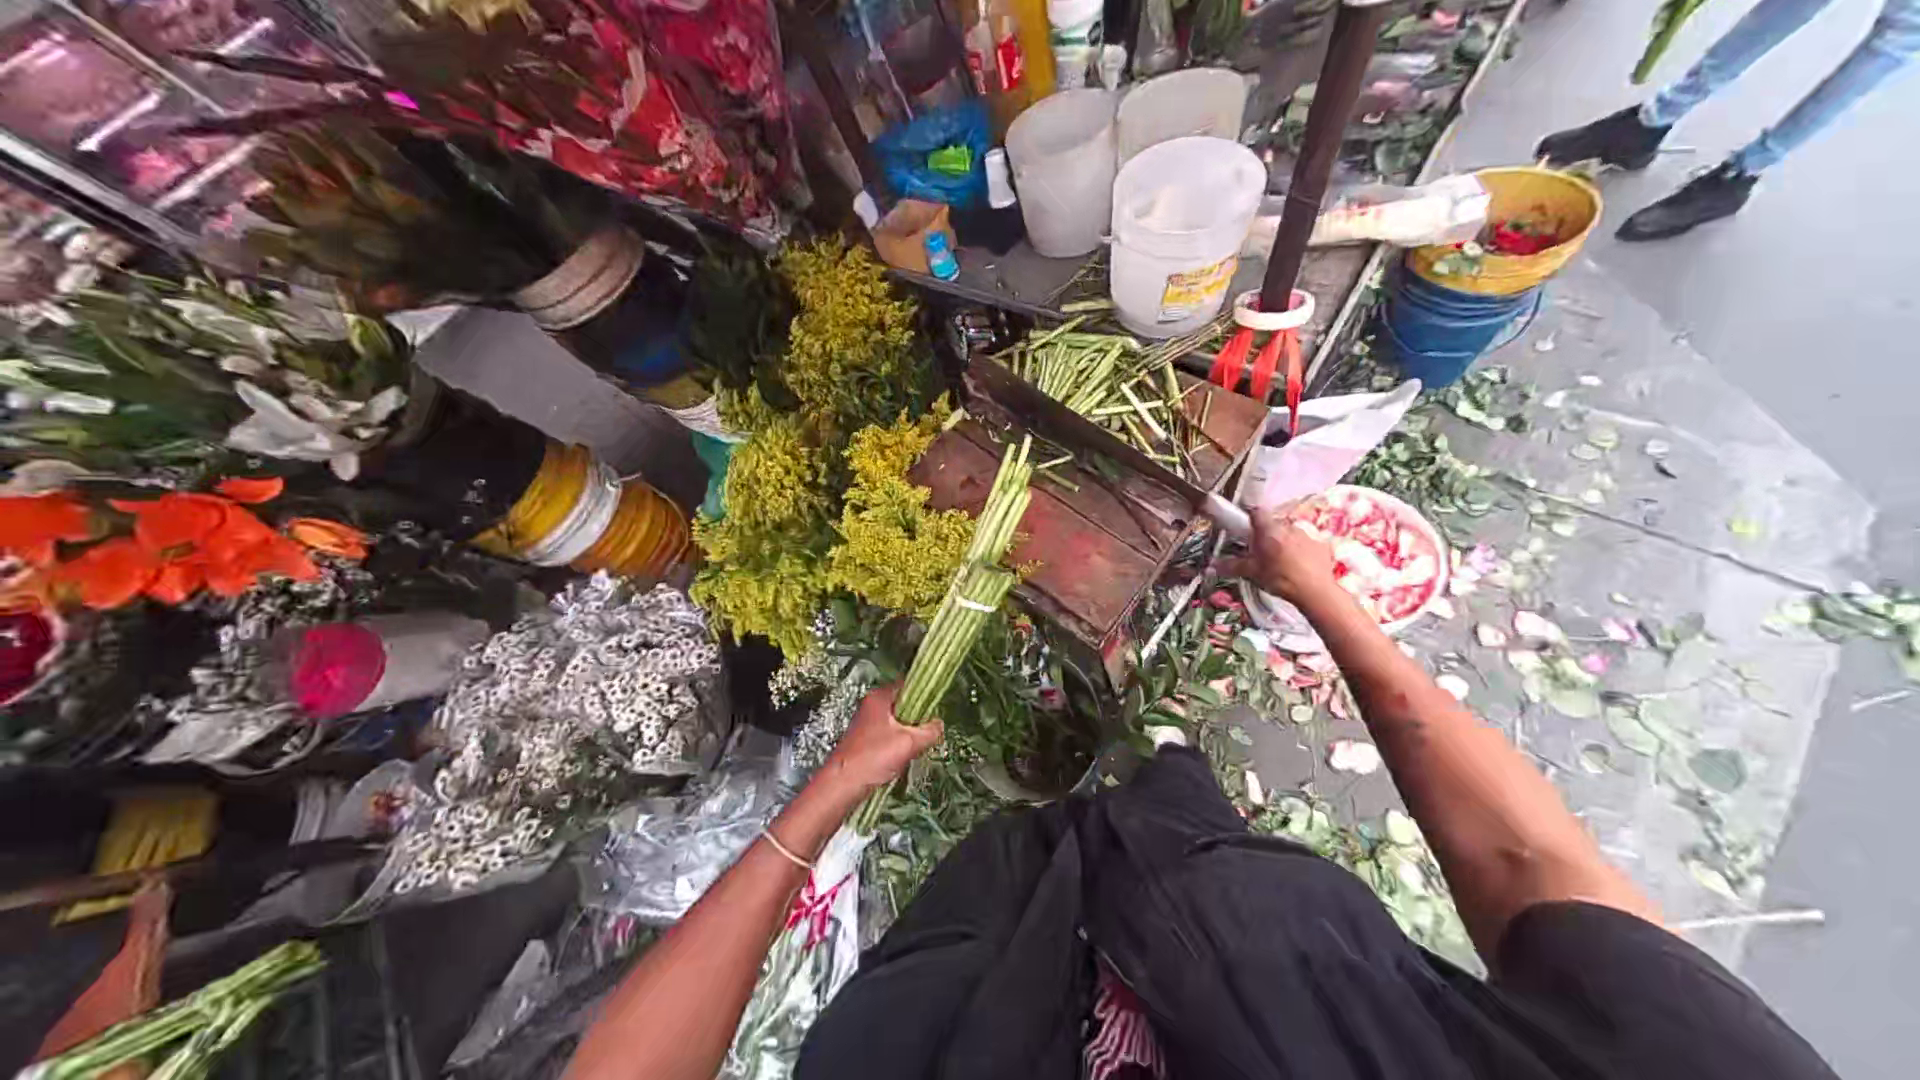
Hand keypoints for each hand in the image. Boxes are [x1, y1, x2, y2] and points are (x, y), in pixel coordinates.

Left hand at [815, 684, 942, 798]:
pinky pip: (889, 736)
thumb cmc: (873, 757)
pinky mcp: (864, 741)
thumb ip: (929, 731)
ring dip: (908, 734)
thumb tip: (940, 725)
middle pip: (903, 705)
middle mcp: (871, 706)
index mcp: (879, 698)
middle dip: (918, 718)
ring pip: (897, 722)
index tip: (937, 709)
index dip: (924, 695)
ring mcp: (866, 724)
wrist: (842, 785)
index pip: (907, 686)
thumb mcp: (909, 743)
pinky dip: (898, 744)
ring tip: (916, 747)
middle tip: (928, 731)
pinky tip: (902, 757)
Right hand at [1217, 504, 1339, 607]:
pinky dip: (1302, 551)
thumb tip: (1212, 565)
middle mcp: (1288, 527)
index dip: (1250, 518)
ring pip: (1290, 534)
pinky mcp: (1321, 544)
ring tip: (1282, 562)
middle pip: (1273, 524)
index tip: (1247, 530)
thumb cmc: (1279, 579)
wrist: (1315, 591)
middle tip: (1262, 553)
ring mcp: (1307, 534)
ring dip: (1285, 543)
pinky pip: (1307, 543)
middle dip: (1268, 535)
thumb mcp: (1252, 573)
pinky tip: (1300, 566)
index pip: (1256, 512)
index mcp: (1268, 530)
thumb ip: (1231, 566)